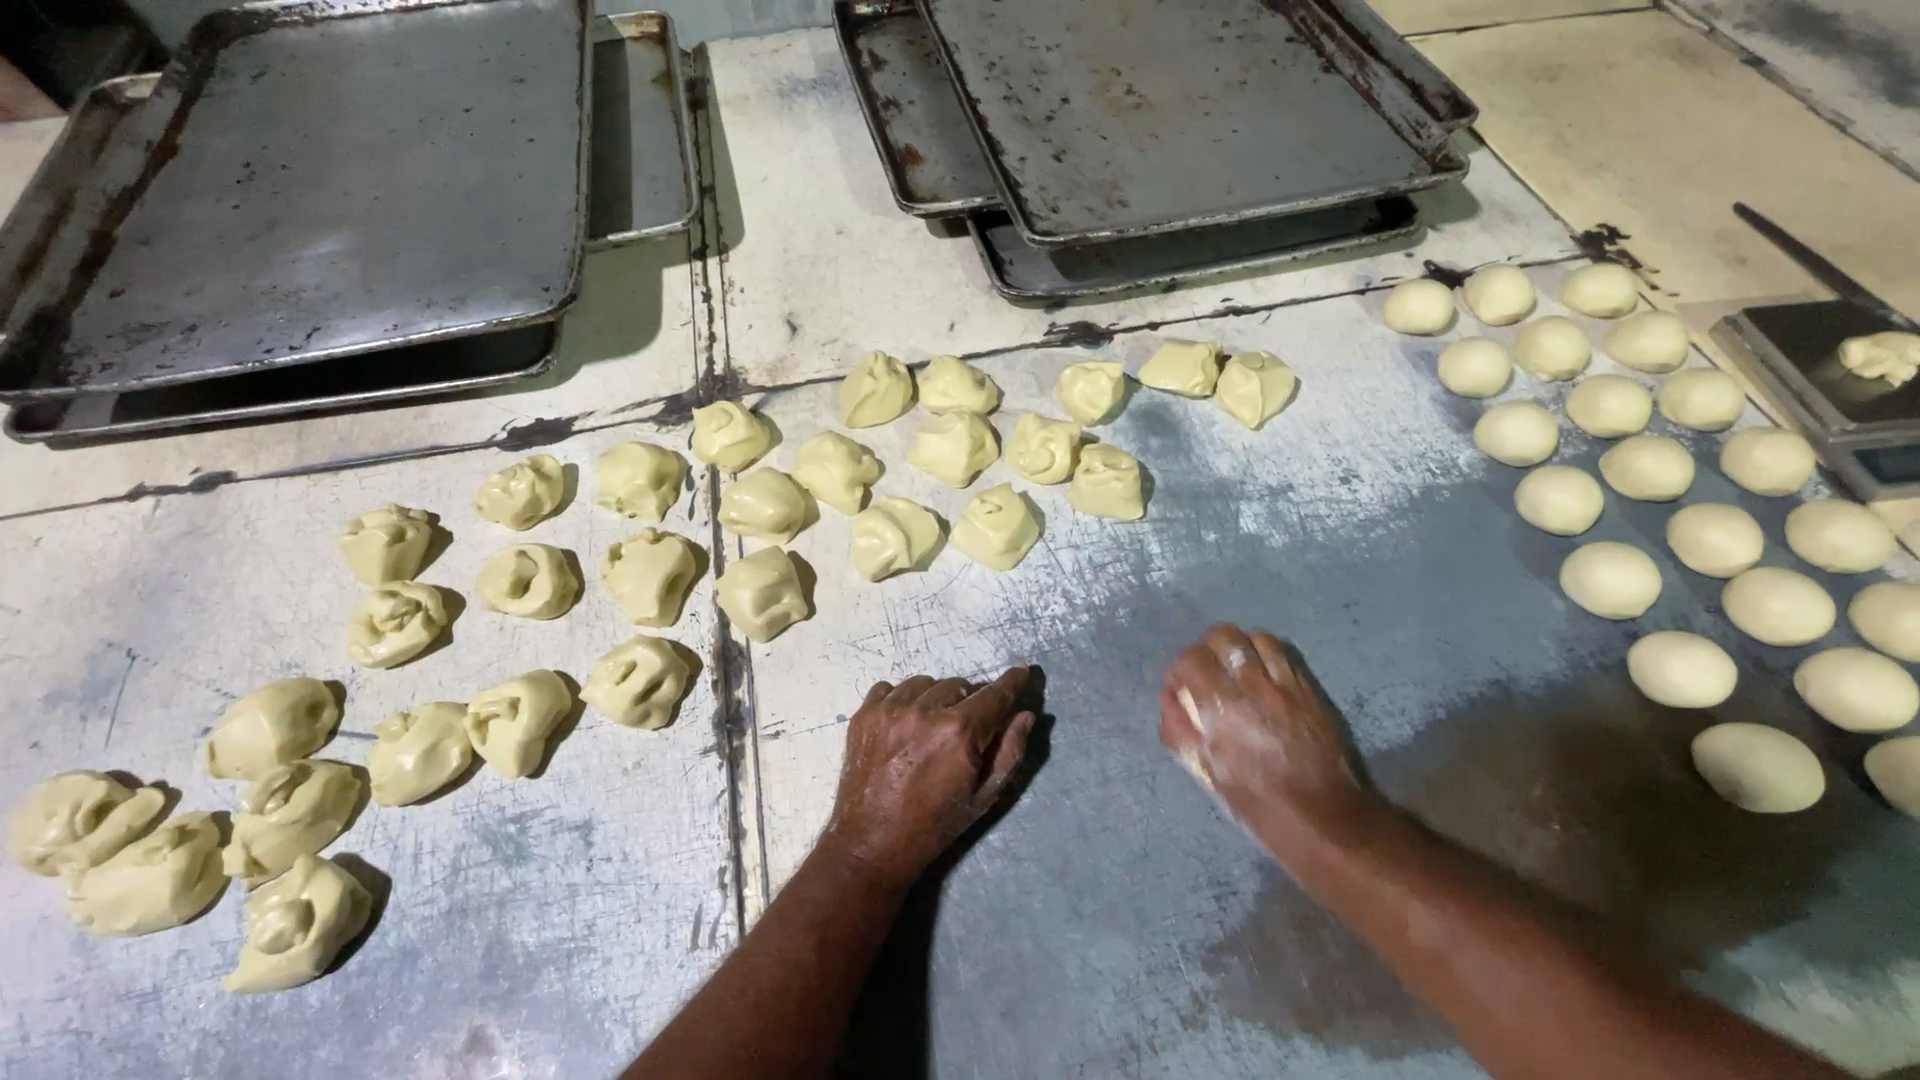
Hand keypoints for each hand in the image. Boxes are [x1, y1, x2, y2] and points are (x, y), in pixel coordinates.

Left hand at [823, 668, 1035, 890]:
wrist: (871, 843)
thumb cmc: (935, 825)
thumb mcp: (984, 796)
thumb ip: (1009, 752)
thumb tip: (1024, 715)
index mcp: (959, 732)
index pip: (994, 694)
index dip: (1012, 682)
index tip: (1021, 672)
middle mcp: (925, 712)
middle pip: (960, 685)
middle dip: (970, 701)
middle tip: (967, 726)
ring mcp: (890, 710)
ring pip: (927, 683)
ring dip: (937, 698)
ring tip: (933, 726)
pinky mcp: (865, 714)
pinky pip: (892, 688)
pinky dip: (904, 699)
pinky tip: (905, 723)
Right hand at [1160, 625, 1378, 852]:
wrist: (1322, 816)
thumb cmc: (1257, 803)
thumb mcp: (1206, 774)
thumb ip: (1180, 733)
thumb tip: (1170, 701)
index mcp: (1221, 710)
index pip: (1190, 660)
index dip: (1179, 670)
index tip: (1181, 687)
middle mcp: (1253, 687)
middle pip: (1223, 636)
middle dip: (1208, 649)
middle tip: (1208, 672)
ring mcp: (1286, 685)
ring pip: (1256, 637)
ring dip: (1240, 648)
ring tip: (1238, 669)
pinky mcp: (1309, 690)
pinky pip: (1284, 654)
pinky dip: (1267, 656)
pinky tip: (1264, 676)